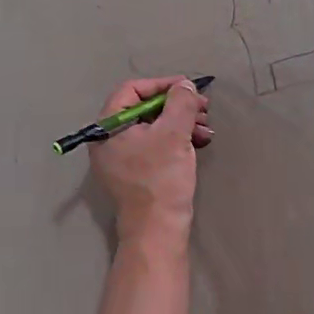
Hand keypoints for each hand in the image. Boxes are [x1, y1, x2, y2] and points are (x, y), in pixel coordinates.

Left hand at [89, 77, 212, 239]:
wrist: (158, 229)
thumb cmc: (160, 178)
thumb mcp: (173, 134)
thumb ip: (180, 102)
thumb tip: (185, 85)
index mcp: (107, 127)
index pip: (131, 90)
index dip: (161, 85)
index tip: (188, 88)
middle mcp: (110, 140)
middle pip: (144, 108)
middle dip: (176, 105)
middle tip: (203, 107)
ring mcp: (123, 158)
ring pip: (154, 127)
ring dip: (181, 122)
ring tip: (206, 127)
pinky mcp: (138, 173)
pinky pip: (156, 145)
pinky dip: (177, 140)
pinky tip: (200, 141)